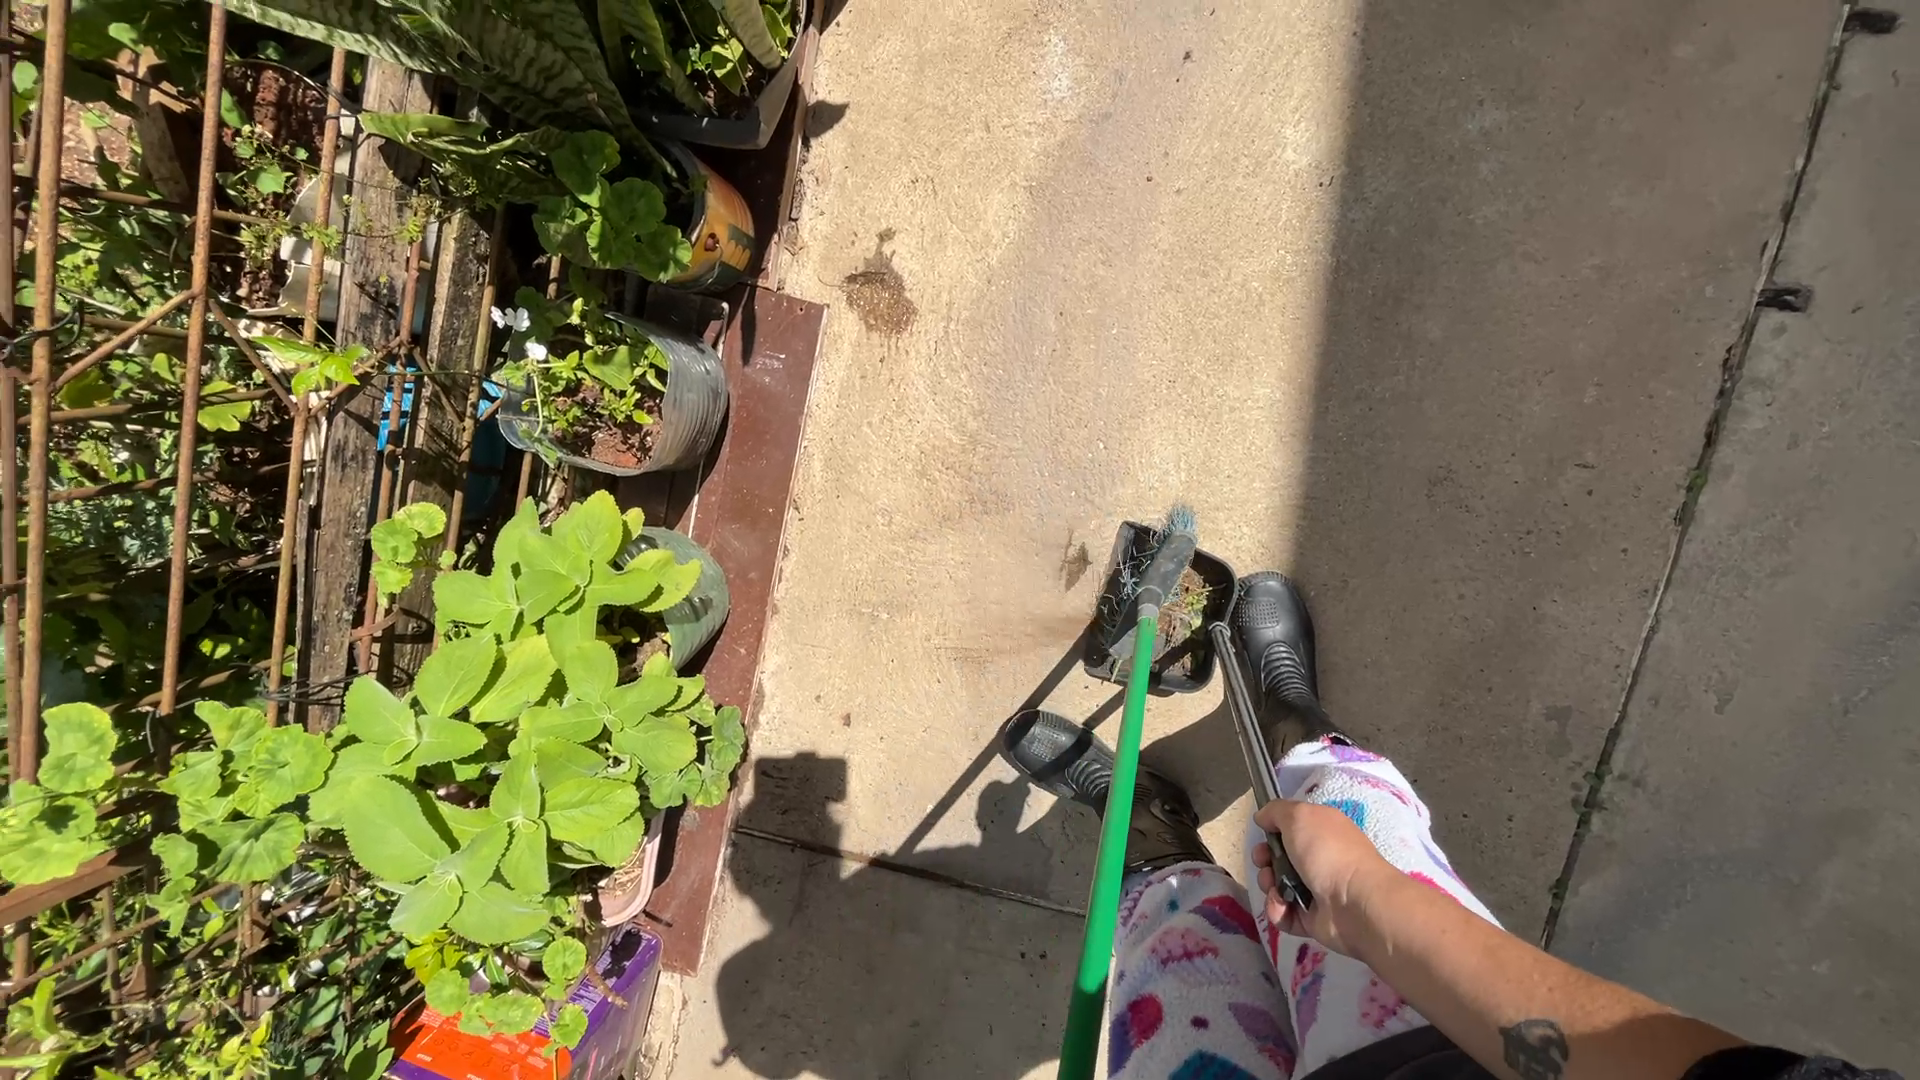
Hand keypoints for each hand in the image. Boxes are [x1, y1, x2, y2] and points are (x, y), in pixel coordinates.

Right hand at [1252, 798, 1397, 955]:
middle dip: (1264, 859)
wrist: (1355, 904)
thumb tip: (1262, 818)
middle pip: (1277, 857)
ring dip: (1268, 884)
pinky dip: (1278, 909)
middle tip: (1264, 862)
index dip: (1272, 831)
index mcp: (1321, 832)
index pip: (1289, 829)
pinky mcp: (1311, 918)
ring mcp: (1315, 890)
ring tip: (1277, 888)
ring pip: (1276, 884)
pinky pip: (1282, 912)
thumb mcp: (1298, 815)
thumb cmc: (1327, 851)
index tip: (1264, 834)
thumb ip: (1275, 811)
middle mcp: (1319, 859)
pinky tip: (1284, 906)